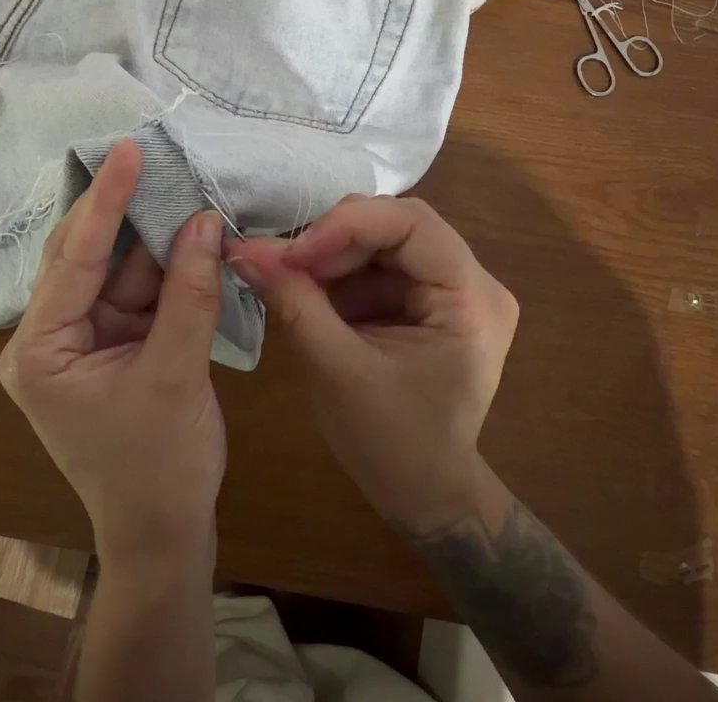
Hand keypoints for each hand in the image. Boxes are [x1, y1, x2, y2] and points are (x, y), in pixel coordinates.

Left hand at [0, 138, 227, 569]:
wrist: (165, 535)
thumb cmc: (159, 467)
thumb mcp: (175, 374)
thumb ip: (190, 294)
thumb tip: (204, 222)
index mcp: (39, 349)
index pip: (74, 259)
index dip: (106, 201)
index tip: (127, 149)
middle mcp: (48, 337)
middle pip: (87, 257)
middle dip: (124, 211)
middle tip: (153, 154)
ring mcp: (79, 341)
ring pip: (115, 272)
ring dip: (151, 238)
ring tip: (181, 185)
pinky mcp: (108, 347)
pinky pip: (134, 295)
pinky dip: (164, 270)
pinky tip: (188, 235)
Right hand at [226, 195, 517, 530]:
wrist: (424, 494)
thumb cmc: (389, 443)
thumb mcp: (335, 370)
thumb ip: (292, 302)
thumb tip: (241, 247)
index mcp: (472, 300)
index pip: (412, 224)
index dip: (346, 226)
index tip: (290, 252)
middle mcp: (475, 283)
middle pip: (398, 225)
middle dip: (335, 241)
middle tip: (284, 265)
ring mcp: (456, 291)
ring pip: (384, 242)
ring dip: (333, 258)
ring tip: (292, 284)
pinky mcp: (432, 302)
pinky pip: (381, 268)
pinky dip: (341, 277)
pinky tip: (314, 300)